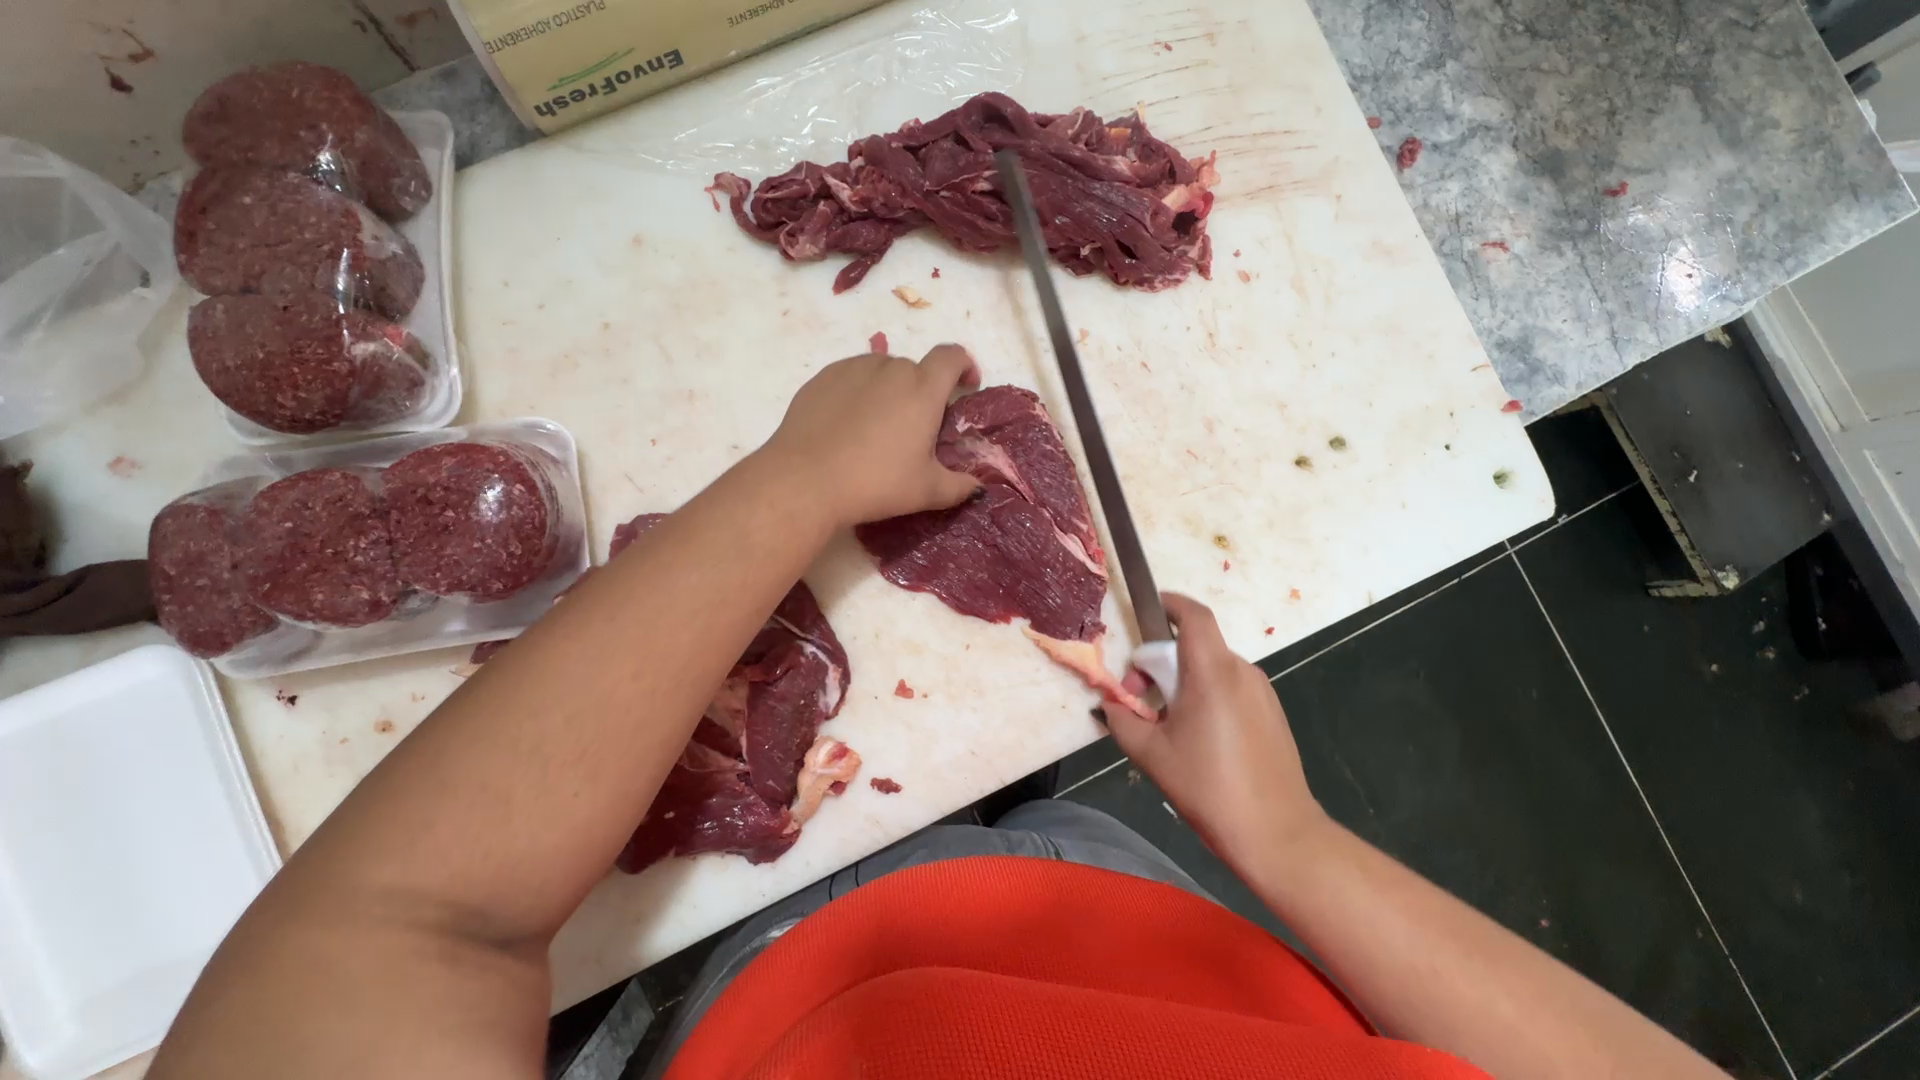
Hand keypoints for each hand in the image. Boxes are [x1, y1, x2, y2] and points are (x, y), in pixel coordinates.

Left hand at [762, 344, 981, 525]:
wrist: (805, 480)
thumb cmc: (875, 482)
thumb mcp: (926, 491)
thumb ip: (959, 487)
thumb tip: (978, 488)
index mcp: (922, 389)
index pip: (952, 356)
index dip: (964, 365)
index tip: (965, 386)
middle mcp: (890, 368)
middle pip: (915, 368)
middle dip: (922, 390)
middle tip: (915, 427)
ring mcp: (852, 369)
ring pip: (881, 371)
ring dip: (889, 390)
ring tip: (878, 427)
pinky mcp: (821, 378)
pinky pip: (850, 377)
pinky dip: (858, 393)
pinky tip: (848, 425)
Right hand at [1102, 594, 1327, 871]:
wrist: (1276, 833)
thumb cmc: (1208, 788)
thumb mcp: (1150, 755)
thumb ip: (1123, 720)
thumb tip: (1110, 703)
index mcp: (1211, 672)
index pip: (1193, 616)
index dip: (1170, 604)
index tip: (1148, 611)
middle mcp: (1242, 672)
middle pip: (1196, 646)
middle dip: (1162, 662)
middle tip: (1139, 699)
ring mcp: (1262, 693)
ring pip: (1213, 670)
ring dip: (1184, 683)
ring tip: (1166, 726)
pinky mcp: (1272, 714)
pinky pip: (1232, 690)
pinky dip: (1207, 697)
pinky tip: (1197, 739)